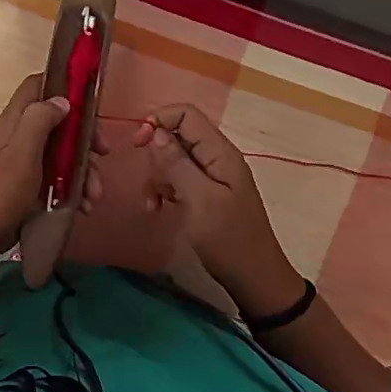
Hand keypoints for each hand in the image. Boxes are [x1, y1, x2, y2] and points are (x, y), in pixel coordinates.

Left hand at [0, 74, 103, 266]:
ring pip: (65, 152)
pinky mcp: (33, 183)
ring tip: (94, 196)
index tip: (90, 100)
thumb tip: (62, 100)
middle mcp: (22, 135)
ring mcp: (28, 160)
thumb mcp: (21, 154)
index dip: (64, 85)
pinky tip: (84, 206)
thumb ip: (39, 120)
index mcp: (16, 121)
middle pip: (61, 120)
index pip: (38, 86)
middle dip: (85, 135)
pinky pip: (61, 176)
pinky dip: (76, 187)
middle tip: (103, 152)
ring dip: (85, 170)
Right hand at [134, 104, 301, 315]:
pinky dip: (164, 192)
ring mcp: (212, 178)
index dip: (158, 121)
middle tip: (147, 185)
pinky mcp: (205, 196)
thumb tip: (156, 133)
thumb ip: (176, 164)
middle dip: (155, 156)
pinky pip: (178, 182)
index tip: (138, 145)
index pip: (186, 115)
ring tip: (152, 206)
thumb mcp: (199, 200)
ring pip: (173, 161)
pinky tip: (159, 210)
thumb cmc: (228, 239)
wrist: (252, 277)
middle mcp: (216, 159)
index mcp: (220, 153)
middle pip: (177, 136)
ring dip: (157, 180)